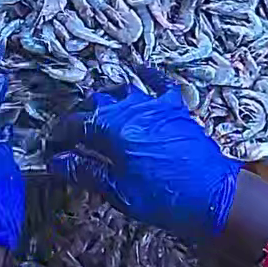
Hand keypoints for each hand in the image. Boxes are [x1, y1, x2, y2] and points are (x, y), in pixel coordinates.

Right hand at [49, 65, 239, 240]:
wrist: (213, 196)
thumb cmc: (163, 197)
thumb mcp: (117, 190)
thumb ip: (85, 171)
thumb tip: (58, 162)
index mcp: (111, 128)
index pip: (75, 124)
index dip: (60, 136)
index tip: (54, 148)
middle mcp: (129, 109)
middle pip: (94, 104)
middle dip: (79, 119)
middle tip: (72, 137)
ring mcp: (153, 105)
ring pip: (120, 91)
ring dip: (105, 100)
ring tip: (96, 112)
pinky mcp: (174, 109)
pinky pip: (159, 84)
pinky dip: (147, 76)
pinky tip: (140, 69)